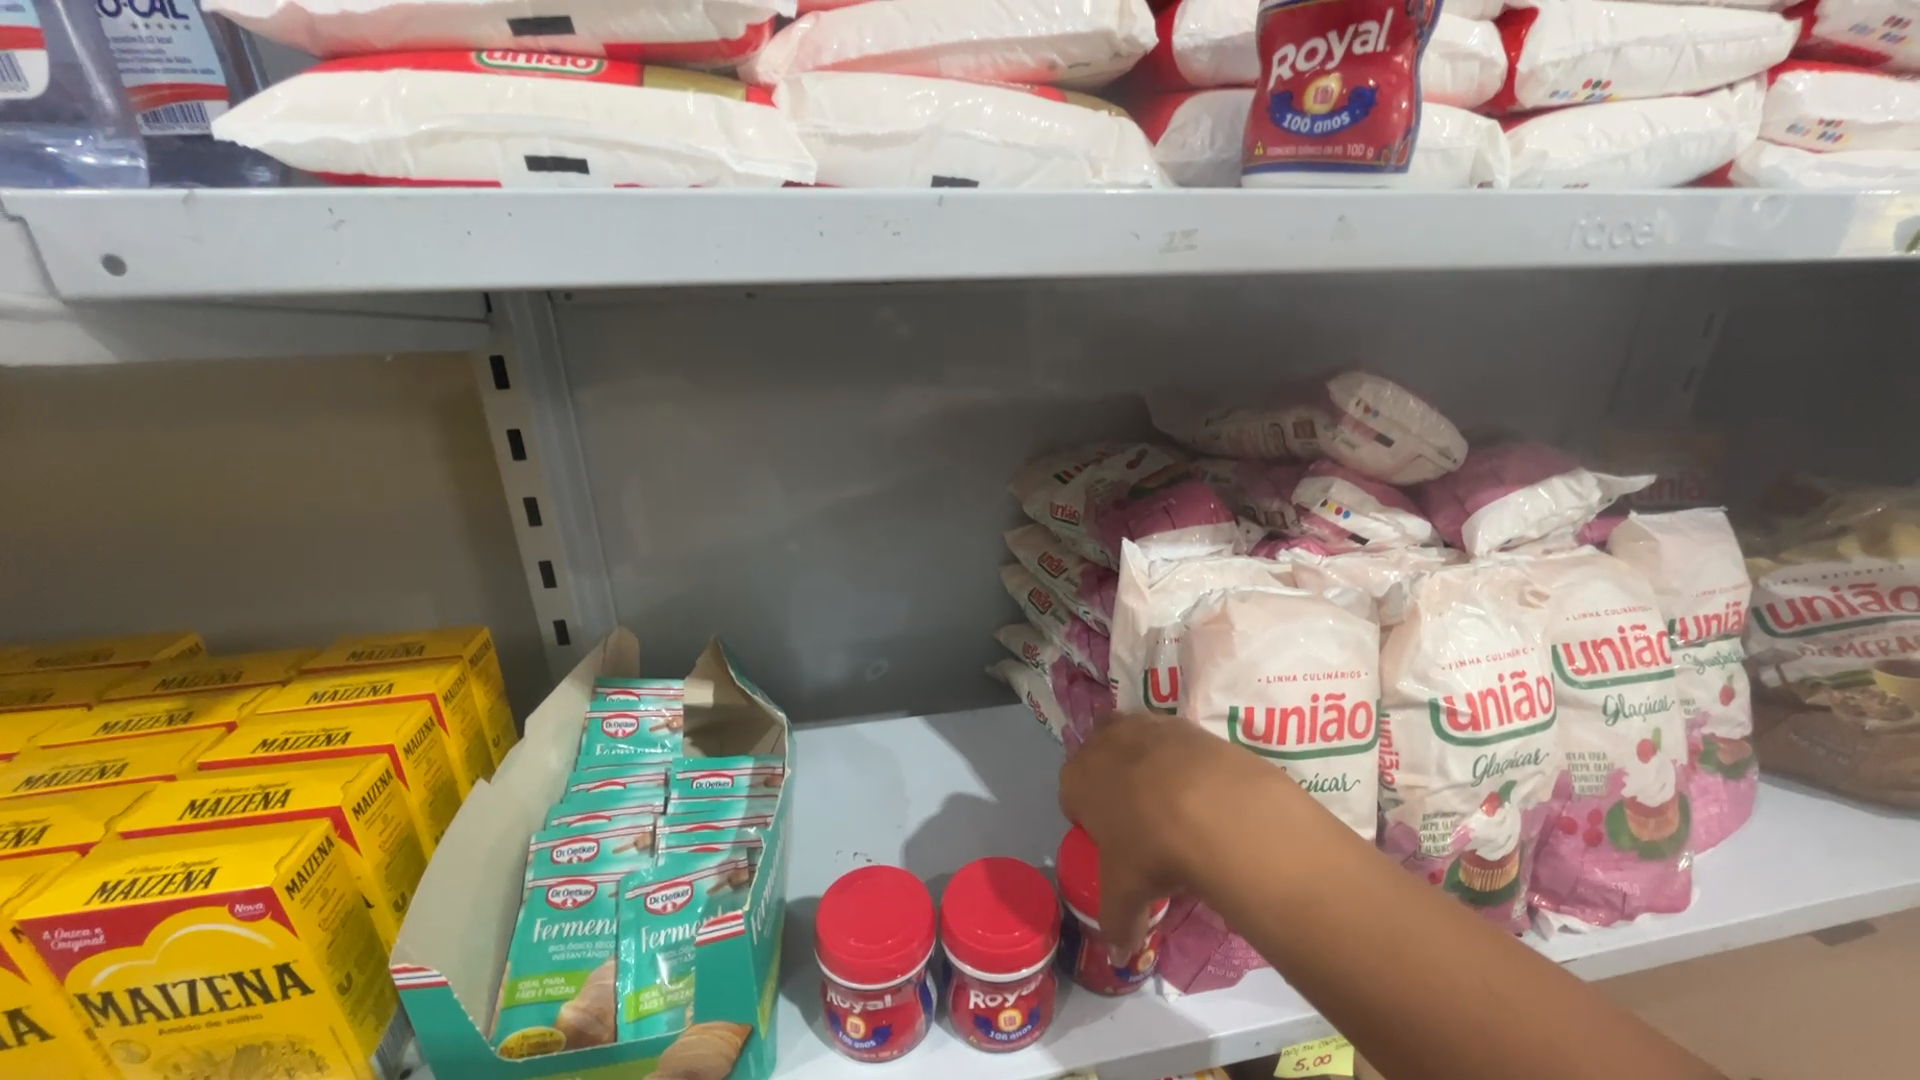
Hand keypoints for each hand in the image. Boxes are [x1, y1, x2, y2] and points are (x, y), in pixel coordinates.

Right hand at [1058, 710, 1279, 954]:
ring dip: (1145, 763)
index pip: (1071, 796)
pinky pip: (1173, 740)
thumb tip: (1118, 955)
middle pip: (1099, 760)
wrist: (1216, 810)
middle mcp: (1102, 743)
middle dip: (1112, 782)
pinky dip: (1183, 760)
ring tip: (1173, 802)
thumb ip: (1117, 923)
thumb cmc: (1152, 851)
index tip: (1113, 843)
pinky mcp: (1183, 723)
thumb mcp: (1127, 894)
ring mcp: (1143, 727)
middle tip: (1140, 820)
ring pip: (1134, 741)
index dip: (1089, 820)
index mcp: (1076, 780)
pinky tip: (1202, 790)